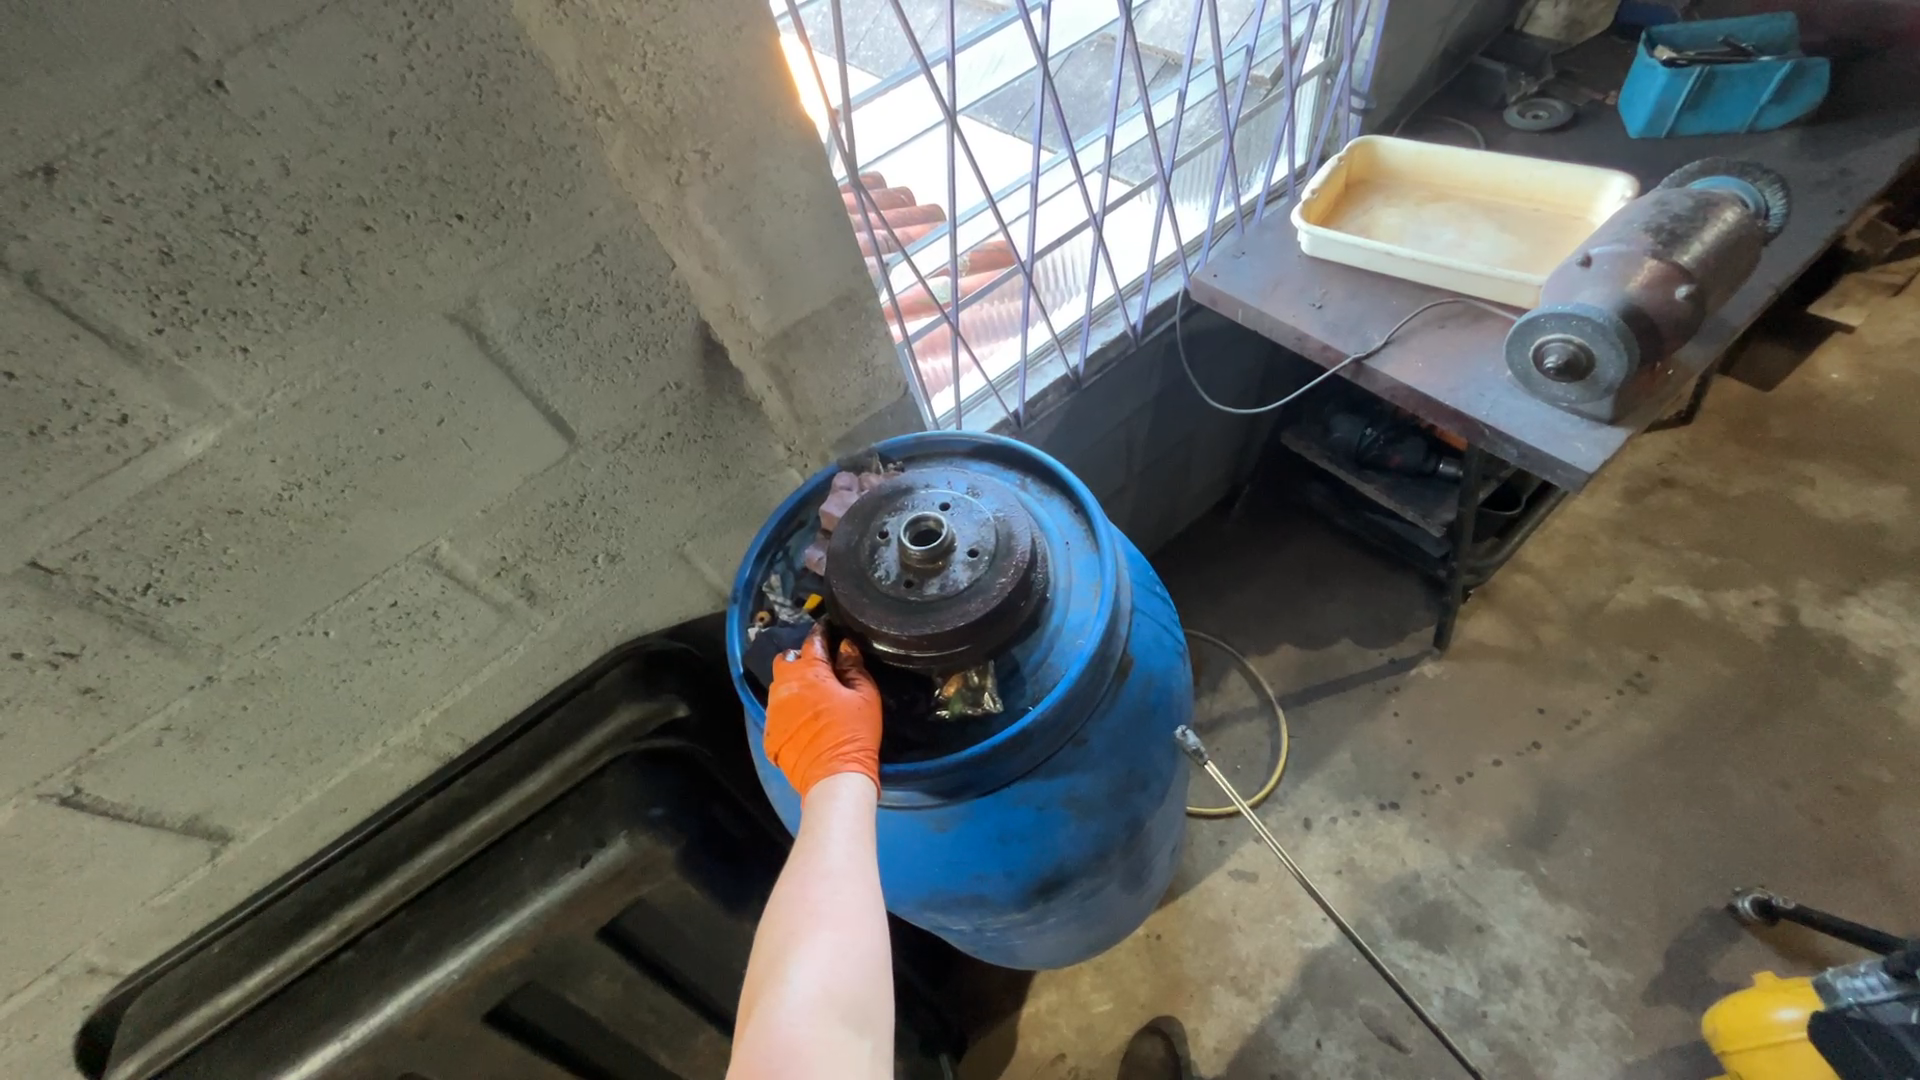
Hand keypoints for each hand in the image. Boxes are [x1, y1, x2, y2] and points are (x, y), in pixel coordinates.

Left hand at [766, 623, 882, 797]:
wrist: (834, 777)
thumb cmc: (853, 732)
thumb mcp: (864, 695)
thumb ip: (853, 666)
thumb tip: (845, 646)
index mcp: (809, 672)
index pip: (813, 641)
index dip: (822, 634)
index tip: (829, 631)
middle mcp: (784, 685)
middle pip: (787, 660)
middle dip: (800, 658)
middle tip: (819, 668)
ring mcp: (773, 710)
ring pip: (779, 685)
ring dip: (793, 683)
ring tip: (811, 694)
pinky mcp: (769, 733)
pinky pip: (777, 712)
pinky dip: (788, 709)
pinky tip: (803, 720)